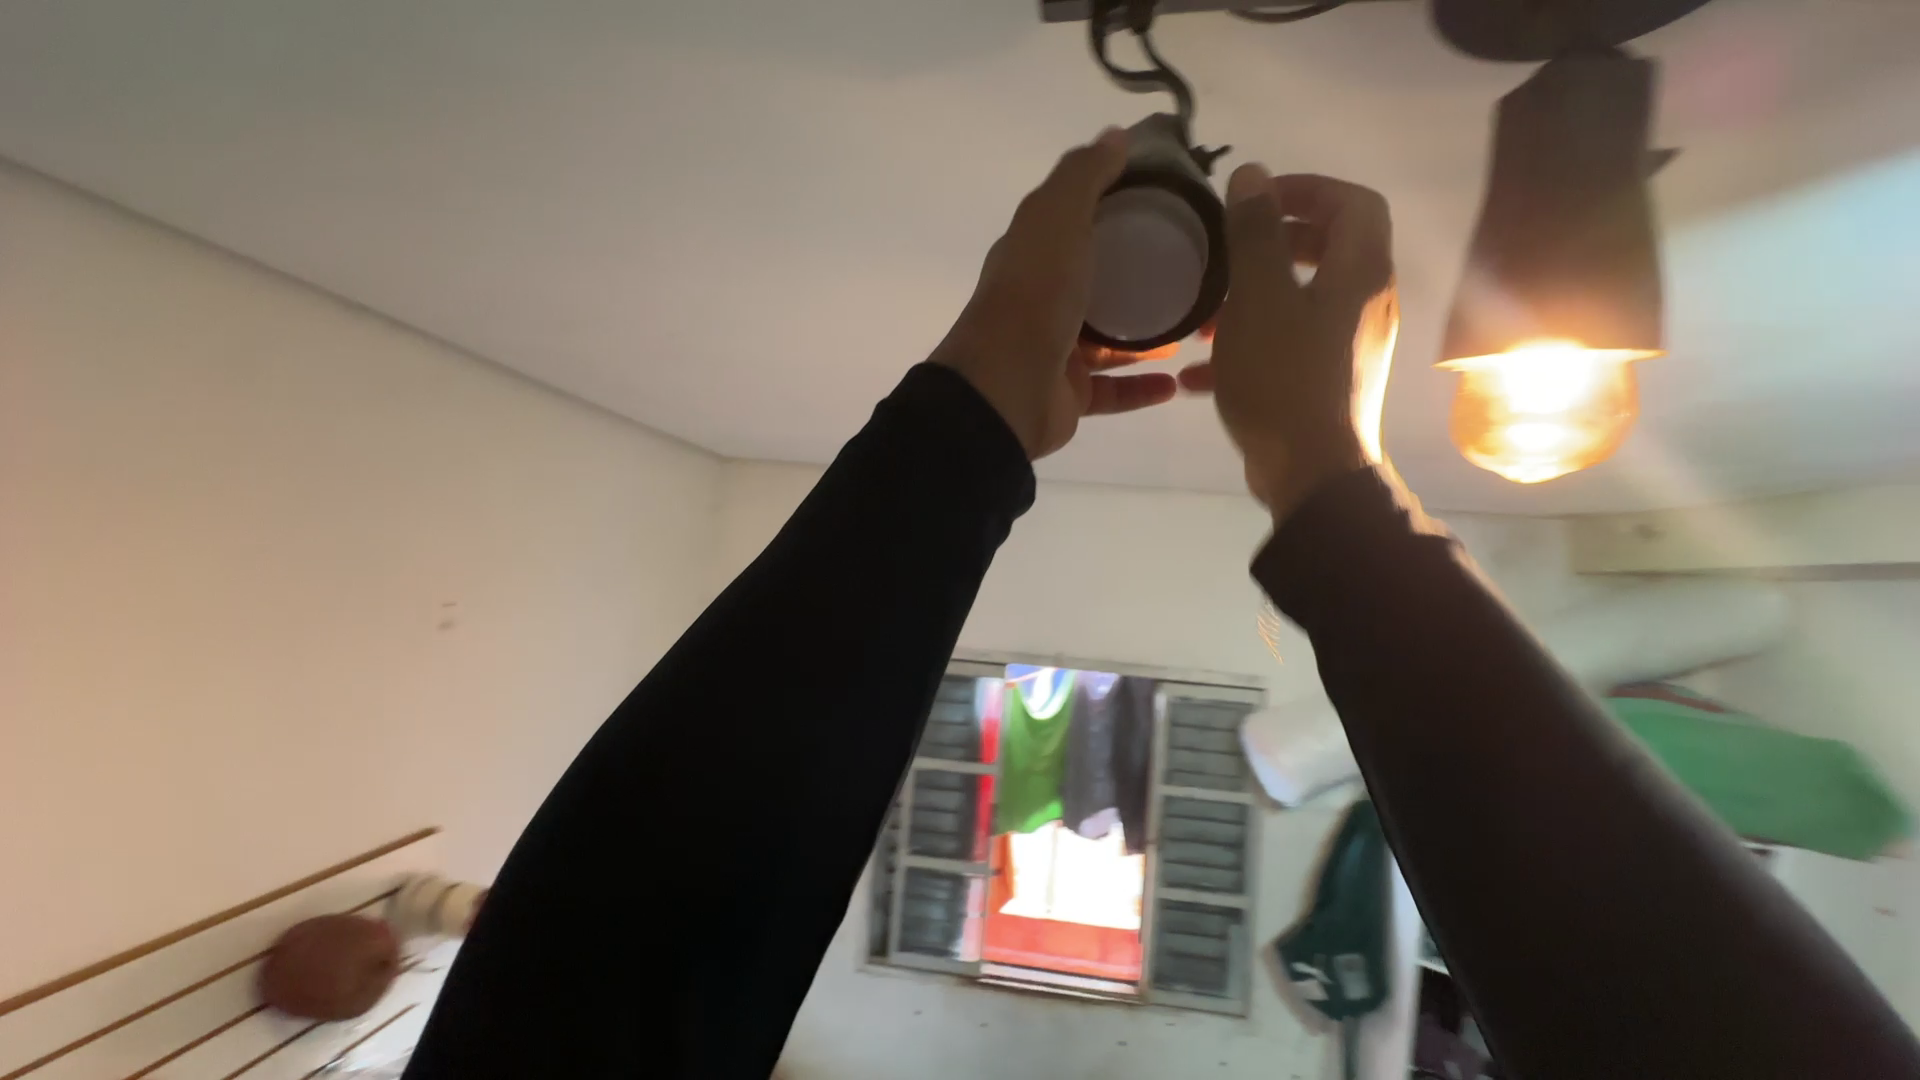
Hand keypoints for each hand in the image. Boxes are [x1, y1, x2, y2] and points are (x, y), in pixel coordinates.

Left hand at [932, 130, 1180, 459]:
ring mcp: (1055, 353)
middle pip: (1095, 284)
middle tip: (1193, 268)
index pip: (1073, 223)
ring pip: (1108, 342)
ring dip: (1147, 335)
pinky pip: (1113, 391)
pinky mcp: (1069, 397)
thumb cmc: (1036, 295)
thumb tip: (1115, 136)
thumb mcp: (1058, 217)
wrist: (1008, 388)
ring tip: (1195, 325)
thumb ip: (1084, 175)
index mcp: (1032, 255)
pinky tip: (1176, 379)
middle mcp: (1041, 302)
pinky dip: (1142, 387)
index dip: (1113, 209)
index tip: (1167, 202)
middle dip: (1138, 277)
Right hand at [1178, 166, 1399, 518]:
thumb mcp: (1258, 299)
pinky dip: (1250, 346)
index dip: (1308, 189)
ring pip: (1301, 301)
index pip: (1353, 202)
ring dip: (1253, 299)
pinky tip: (1198, 374)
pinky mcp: (1326, 383)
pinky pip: (1288, 346)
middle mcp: (1364, 304)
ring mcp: (1347, 347)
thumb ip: (1254, 234)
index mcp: (1359, 273)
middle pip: (1328, 250)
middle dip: (1274, 244)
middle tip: (1228, 251)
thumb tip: (1252, 175)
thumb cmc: (1283, 377)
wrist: (1310, 471)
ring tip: (1204, 318)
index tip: (1257, 199)